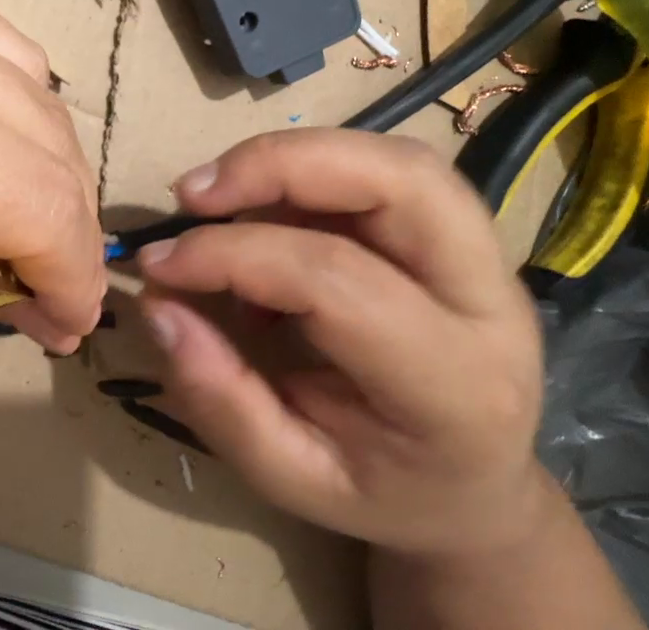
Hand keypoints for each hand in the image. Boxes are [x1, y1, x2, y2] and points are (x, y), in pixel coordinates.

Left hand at [0, 0, 105, 350]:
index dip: (68, 268)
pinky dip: (2, 76)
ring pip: (24, 64)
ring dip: (42, 142)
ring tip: (19, 197)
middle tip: (50, 270)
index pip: (24, 197)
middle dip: (66, 215)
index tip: (67, 317)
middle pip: (39, 125)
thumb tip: (43, 301)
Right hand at [136, 130, 547, 556]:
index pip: (336, 281)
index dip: (231, 257)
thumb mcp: (288, 477)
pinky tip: (258, 211)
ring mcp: (486, 261)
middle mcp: (491, 305)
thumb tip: (156, 306)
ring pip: (400, 160)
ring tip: (217, 194)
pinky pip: (383, 170)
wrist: (470, 489)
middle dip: (282, 163)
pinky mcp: (461, 236)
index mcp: (455, 386)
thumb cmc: (379, 490)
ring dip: (294, 157)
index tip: (156, 266)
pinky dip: (305, 171)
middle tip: (193, 194)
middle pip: (404, 182)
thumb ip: (221, 401)